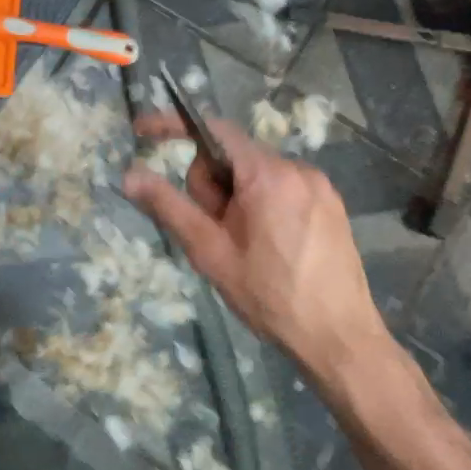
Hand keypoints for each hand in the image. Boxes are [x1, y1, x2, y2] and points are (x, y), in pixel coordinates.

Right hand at [123, 114, 388, 374]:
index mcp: (267, 175)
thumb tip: (128, 176)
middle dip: (212, 187)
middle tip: (216, 233)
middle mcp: (298, 169)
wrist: (341, 343)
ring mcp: (320, 187)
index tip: (142, 132)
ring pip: (254, 174)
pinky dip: (260, 205)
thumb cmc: (270, 296)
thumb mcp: (209, 251)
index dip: (173, 126)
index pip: (211, 129)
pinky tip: (267, 246)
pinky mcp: (332, 206)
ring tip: (243, 246)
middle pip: (231, 156)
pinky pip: (280, 187)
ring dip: (235, 199)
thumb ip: (168, 206)